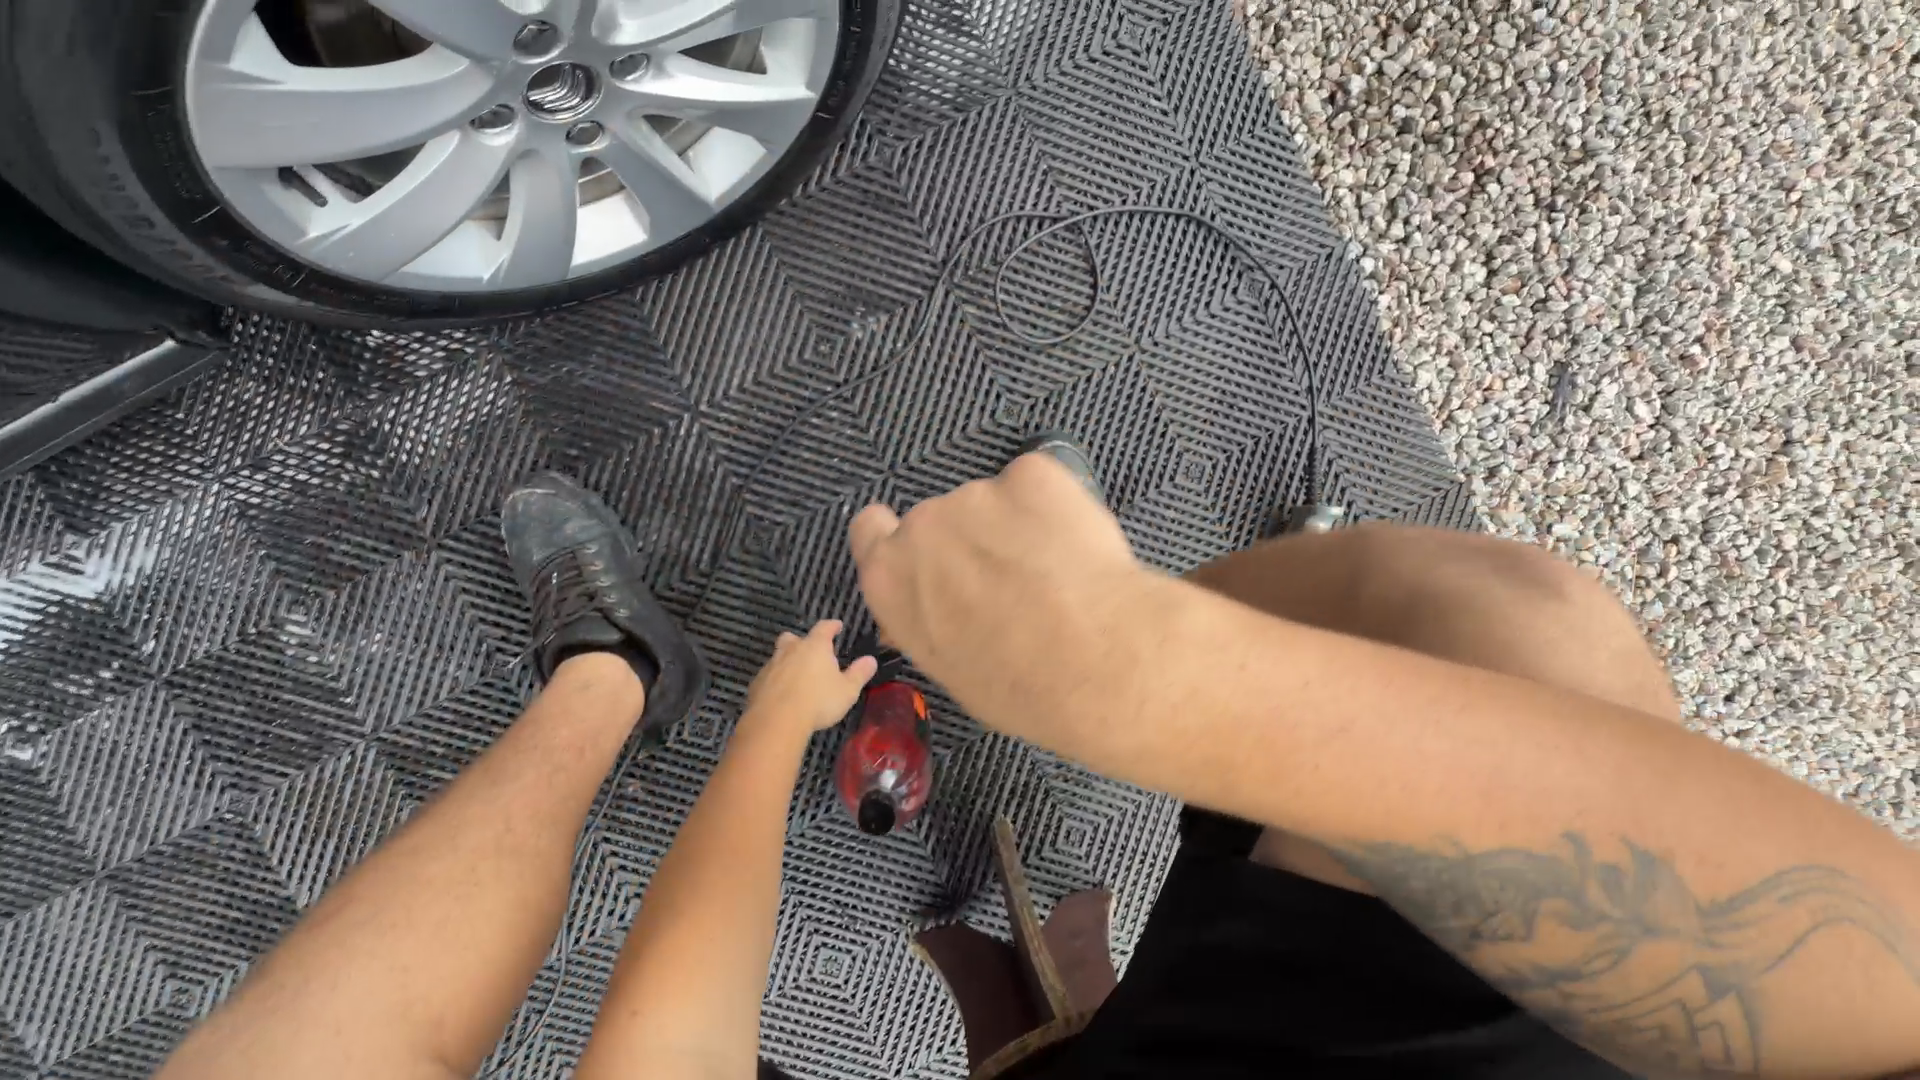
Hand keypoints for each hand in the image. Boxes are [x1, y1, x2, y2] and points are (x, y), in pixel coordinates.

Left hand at [743, 620, 877, 733]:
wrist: (777, 720)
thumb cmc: (818, 701)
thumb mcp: (847, 690)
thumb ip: (859, 673)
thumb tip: (870, 660)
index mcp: (815, 646)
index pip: (824, 628)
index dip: (832, 626)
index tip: (837, 626)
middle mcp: (791, 650)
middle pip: (794, 638)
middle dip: (801, 642)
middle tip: (810, 651)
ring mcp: (771, 666)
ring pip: (778, 657)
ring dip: (787, 662)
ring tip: (797, 676)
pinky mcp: (757, 683)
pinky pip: (768, 676)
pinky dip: (776, 681)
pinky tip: (781, 694)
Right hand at [847, 452, 1151, 742]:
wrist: (1093, 660)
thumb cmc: (1020, 687)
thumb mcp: (952, 670)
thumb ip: (930, 622)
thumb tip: (934, 613)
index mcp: (891, 577)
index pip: (871, 530)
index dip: (899, 537)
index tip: (929, 551)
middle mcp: (923, 526)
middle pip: (942, 520)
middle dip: (972, 540)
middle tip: (1013, 579)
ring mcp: (976, 494)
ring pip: (995, 503)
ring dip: (1018, 526)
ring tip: (1056, 575)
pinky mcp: (1030, 474)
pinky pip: (1036, 483)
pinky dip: (1055, 506)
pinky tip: (1075, 550)